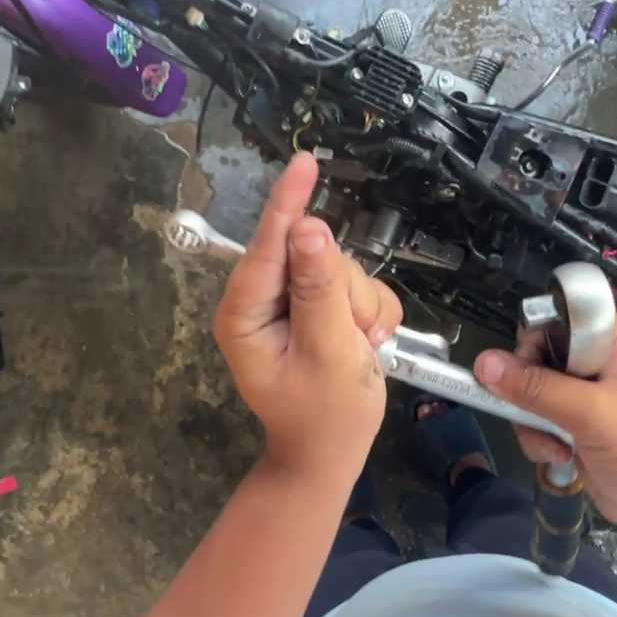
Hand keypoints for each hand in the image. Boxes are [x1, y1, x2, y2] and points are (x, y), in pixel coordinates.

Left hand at [213, 154, 402, 478]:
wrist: (334, 453)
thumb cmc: (325, 416)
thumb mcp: (327, 352)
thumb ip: (320, 290)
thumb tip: (310, 228)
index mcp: (246, 311)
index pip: (270, 245)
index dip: (289, 202)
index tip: (303, 163)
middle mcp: (264, 299)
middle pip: (316, 255)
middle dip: (345, 291)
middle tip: (354, 334)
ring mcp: (294, 302)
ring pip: (342, 269)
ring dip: (361, 306)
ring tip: (358, 346)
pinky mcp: (321, 307)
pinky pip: (357, 285)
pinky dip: (370, 314)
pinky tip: (364, 342)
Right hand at [473, 315, 616, 526]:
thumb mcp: (592, 413)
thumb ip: (537, 388)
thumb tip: (483, 362)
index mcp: (609, 340)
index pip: (557, 319)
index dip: (534, 340)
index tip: (523, 370)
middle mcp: (593, 360)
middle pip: (534, 356)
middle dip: (526, 390)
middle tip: (532, 412)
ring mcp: (582, 394)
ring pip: (528, 392)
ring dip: (531, 422)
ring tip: (554, 445)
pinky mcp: (573, 425)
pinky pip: (536, 420)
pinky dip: (539, 440)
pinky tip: (560, 457)